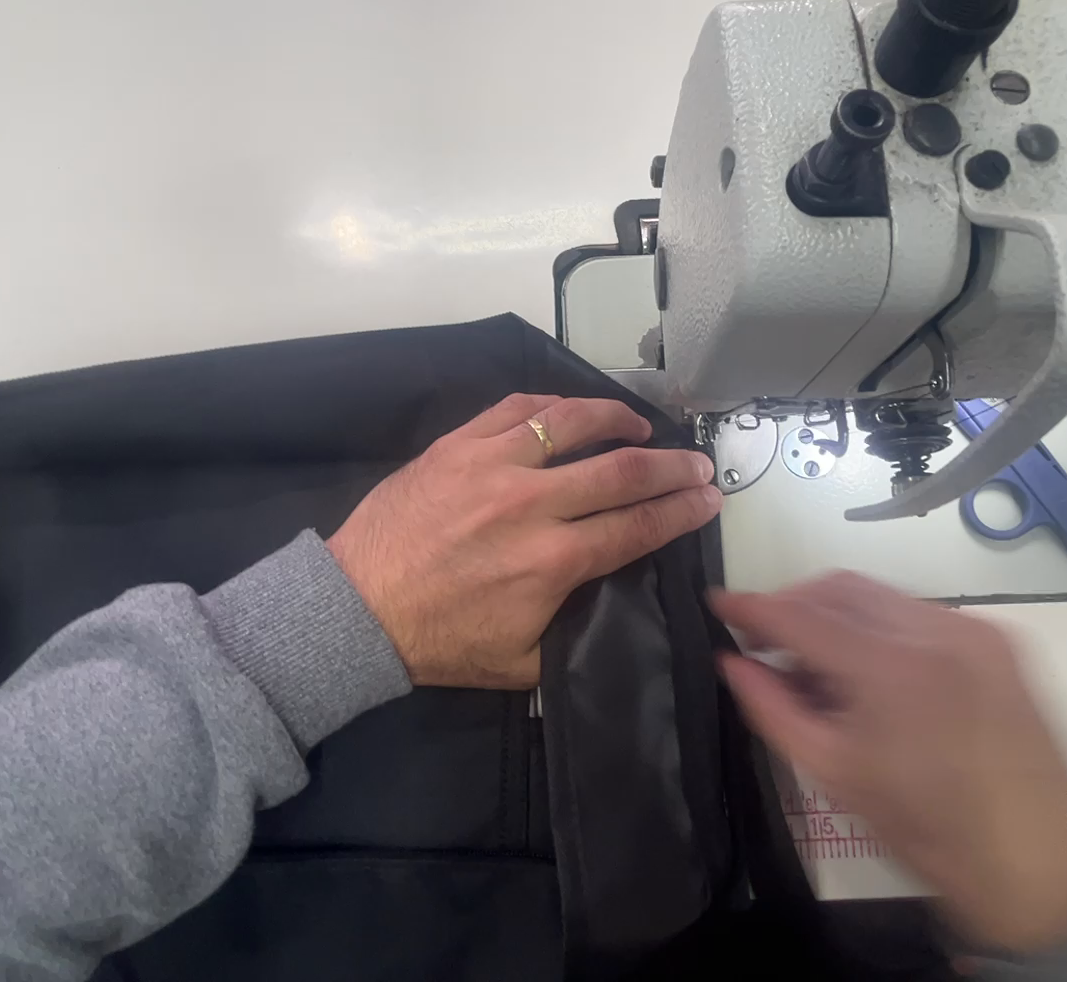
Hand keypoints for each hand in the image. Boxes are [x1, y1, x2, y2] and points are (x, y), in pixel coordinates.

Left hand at [327, 393, 721, 689]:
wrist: (358, 608)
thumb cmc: (438, 641)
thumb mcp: (522, 662)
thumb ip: (572, 626)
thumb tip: (603, 591)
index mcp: (553, 562)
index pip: (638, 526)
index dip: (682, 510)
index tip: (708, 497)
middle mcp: (532, 505)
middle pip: (622, 471)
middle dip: (672, 465)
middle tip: (696, 462)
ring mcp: (492, 466)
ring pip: (572, 423)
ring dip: (617, 418)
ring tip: (640, 424)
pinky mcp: (457, 445)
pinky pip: (516, 410)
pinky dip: (553, 405)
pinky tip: (569, 410)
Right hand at [712, 573, 1066, 953]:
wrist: (1047, 868)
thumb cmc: (930, 830)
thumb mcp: (834, 772)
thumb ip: (771, 707)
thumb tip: (732, 661)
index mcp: (892, 668)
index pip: (800, 615)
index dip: (750, 605)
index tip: (718, 602)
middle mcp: (937, 630)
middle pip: (838, 587)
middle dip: (793, 605)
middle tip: (765, 643)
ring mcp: (974, 630)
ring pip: (877, 595)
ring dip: (834, 615)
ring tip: (818, 664)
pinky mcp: (998, 640)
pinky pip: (916, 613)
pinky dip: (878, 628)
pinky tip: (869, 670)